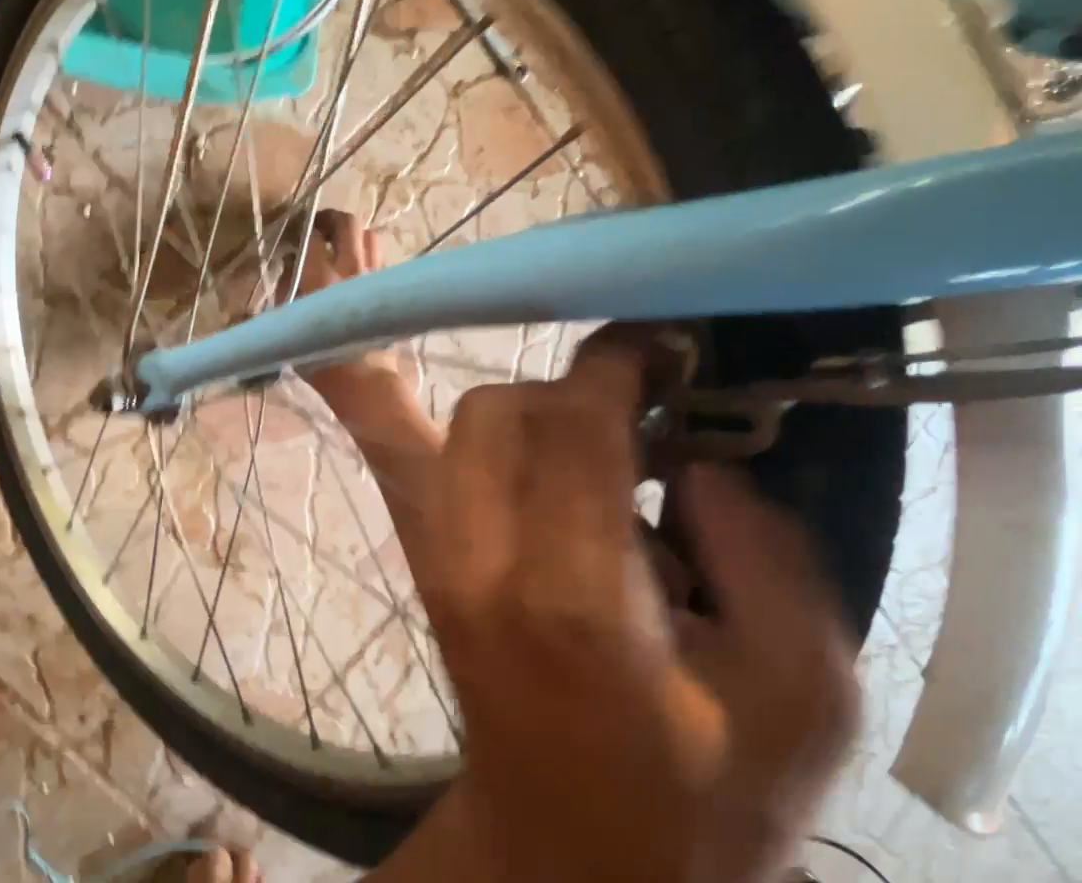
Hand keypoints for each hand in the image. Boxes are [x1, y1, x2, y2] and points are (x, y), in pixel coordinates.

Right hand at [285, 209, 413, 416]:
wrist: (362, 381)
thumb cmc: (318, 359)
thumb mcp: (287, 324)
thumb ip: (285, 288)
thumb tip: (289, 265)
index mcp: (320, 275)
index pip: (311, 233)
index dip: (300, 224)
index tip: (291, 228)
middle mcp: (350, 268)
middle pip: (347, 223)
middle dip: (330, 219)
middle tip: (317, 226)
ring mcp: (374, 276)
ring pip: (369, 236)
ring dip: (352, 234)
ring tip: (337, 244)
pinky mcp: (388, 289)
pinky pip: (378, 256)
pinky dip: (365, 252)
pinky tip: (353, 267)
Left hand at [391, 329, 857, 882]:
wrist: (571, 844)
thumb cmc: (697, 792)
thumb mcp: (801, 696)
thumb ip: (766, 554)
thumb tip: (702, 452)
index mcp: (573, 599)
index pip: (569, 431)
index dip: (612, 368)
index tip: (659, 345)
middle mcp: (475, 562)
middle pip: (491, 413)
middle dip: (570, 391)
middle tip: (644, 410)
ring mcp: (430, 558)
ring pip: (440, 424)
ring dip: (519, 405)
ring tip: (597, 436)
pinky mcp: (418, 559)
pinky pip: (390, 451)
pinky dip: (378, 391)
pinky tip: (380, 346)